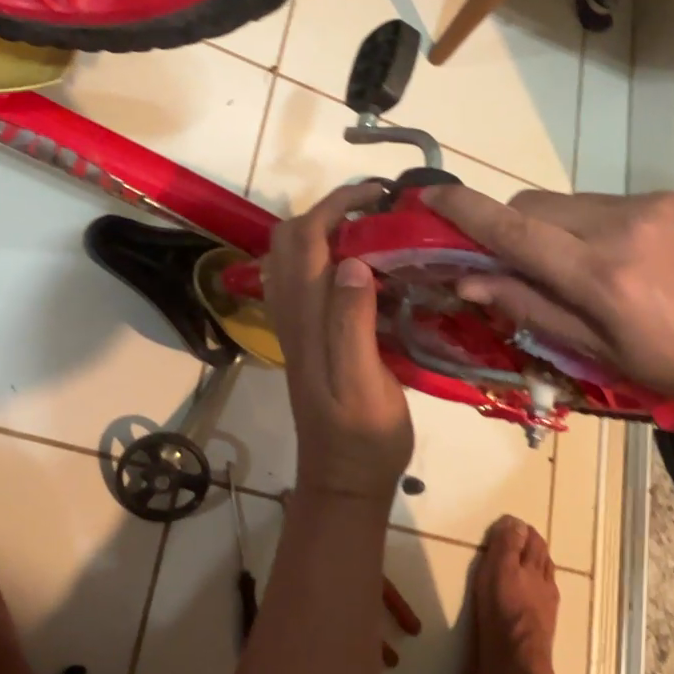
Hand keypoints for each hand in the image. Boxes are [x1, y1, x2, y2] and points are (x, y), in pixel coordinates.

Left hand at [263, 184, 413, 502]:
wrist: (342, 479)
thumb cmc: (363, 435)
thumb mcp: (364, 383)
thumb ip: (352, 322)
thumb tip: (350, 260)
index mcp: (306, 316)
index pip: (307, 237)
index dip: (337, 205)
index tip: (381, 194)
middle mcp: (292, 312)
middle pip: (293, 238)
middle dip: (331, 209)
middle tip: (380, 209)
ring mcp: (295, 323)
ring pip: (294, 256)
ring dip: (326, 229)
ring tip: (374, 228)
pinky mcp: (306, 336)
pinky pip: (304, 278)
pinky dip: (326, 254)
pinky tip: (362, 265)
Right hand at [419, 187, 673, 428]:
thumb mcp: (604, 353)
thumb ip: (531, 308)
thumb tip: (469, 280)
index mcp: (599, 274)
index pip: (511, 229)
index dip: (462, 211)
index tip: (426, 197)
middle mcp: (618, 225)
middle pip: (531, 205)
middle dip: (507, 227)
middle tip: (511, 266)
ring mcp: (647, 205)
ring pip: (564, 203)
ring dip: (548, 228)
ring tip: (575, 271)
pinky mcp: (670, 199)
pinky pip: (603, 204)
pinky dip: (587, 226)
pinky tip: (618, 261)